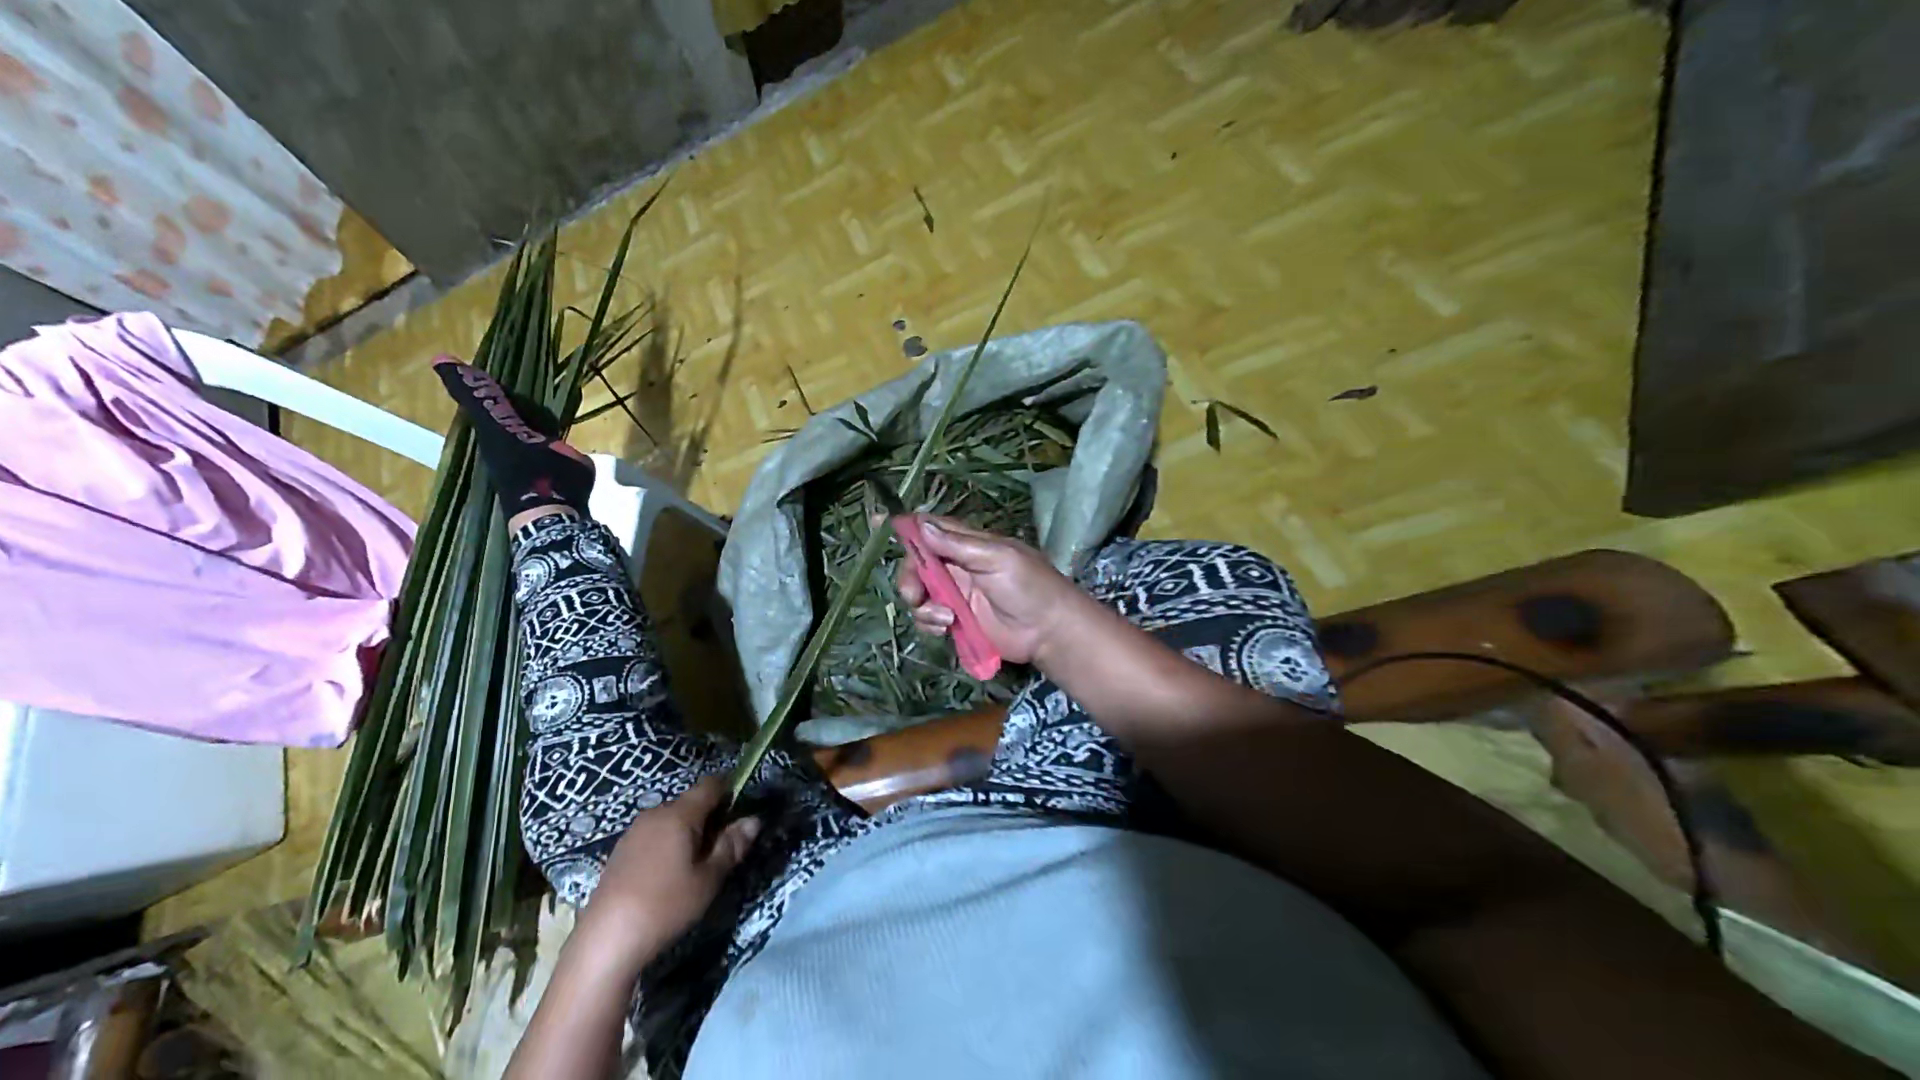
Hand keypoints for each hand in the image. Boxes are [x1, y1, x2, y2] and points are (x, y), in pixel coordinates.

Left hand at [572, 777, 760, 967]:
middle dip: (710, 818)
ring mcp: (633, 832)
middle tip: (723, 849)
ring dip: (688, 833)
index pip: (711, 784)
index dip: (730, 791)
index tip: (741, 813)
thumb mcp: (709, 879)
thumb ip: (732, 845)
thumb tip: (754, 819)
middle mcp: (655, 813)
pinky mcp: (620, 852)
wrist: (605, 941)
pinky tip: (668, 876)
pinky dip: (668, 845)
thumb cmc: (666, 905)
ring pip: (671, 820)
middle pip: (690, 803)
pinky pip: (654, 836)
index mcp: (679, 814)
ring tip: (696, 866)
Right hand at [895, 516, 1089, 665]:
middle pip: (916, 564)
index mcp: (968, 544)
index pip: (931, 528)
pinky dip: (930, 623)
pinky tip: (947, 627)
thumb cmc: (1030, 586)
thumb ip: (958, 545)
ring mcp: (956, 595)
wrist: (1050, 631)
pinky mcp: (956, 621)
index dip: (906, 527)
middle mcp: (957, 566)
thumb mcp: (997, 558)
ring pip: (919, 594)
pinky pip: (929, 618)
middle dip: (909, 578)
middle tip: (914, 595)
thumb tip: (921, 524)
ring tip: (946, 618)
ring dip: (923, 606)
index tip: (877, 523)